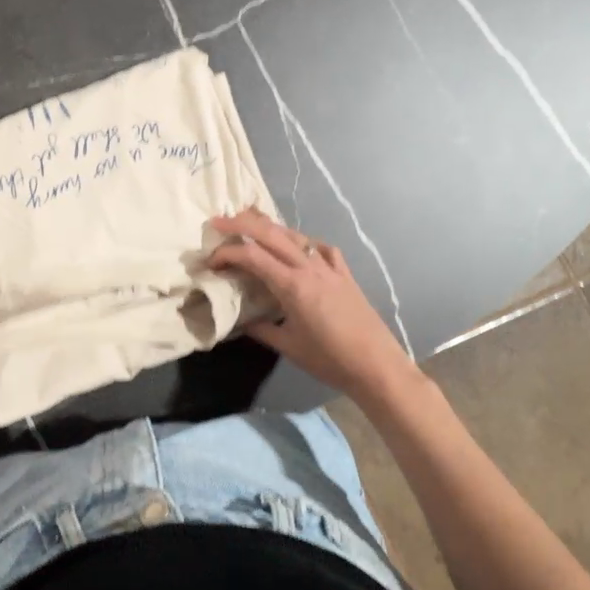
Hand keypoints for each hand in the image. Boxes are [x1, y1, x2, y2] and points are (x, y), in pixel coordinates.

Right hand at [209, 209, 417, 403]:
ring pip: (295, 236)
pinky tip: (299, 248)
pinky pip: (322, 249)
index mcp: (292, 286)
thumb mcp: (288, 347)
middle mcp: (309, 269)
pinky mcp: (345, 276)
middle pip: (271, 234)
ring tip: (251, 224)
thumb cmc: (330, 360)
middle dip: (241, 224)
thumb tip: (239, 321)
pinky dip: (305, 242)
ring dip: (270, 227)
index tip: (211, 262)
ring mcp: (330, 269)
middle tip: (217, 222)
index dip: (227, 254)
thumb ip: (260, 330)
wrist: (378, 367)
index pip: (252, 257)